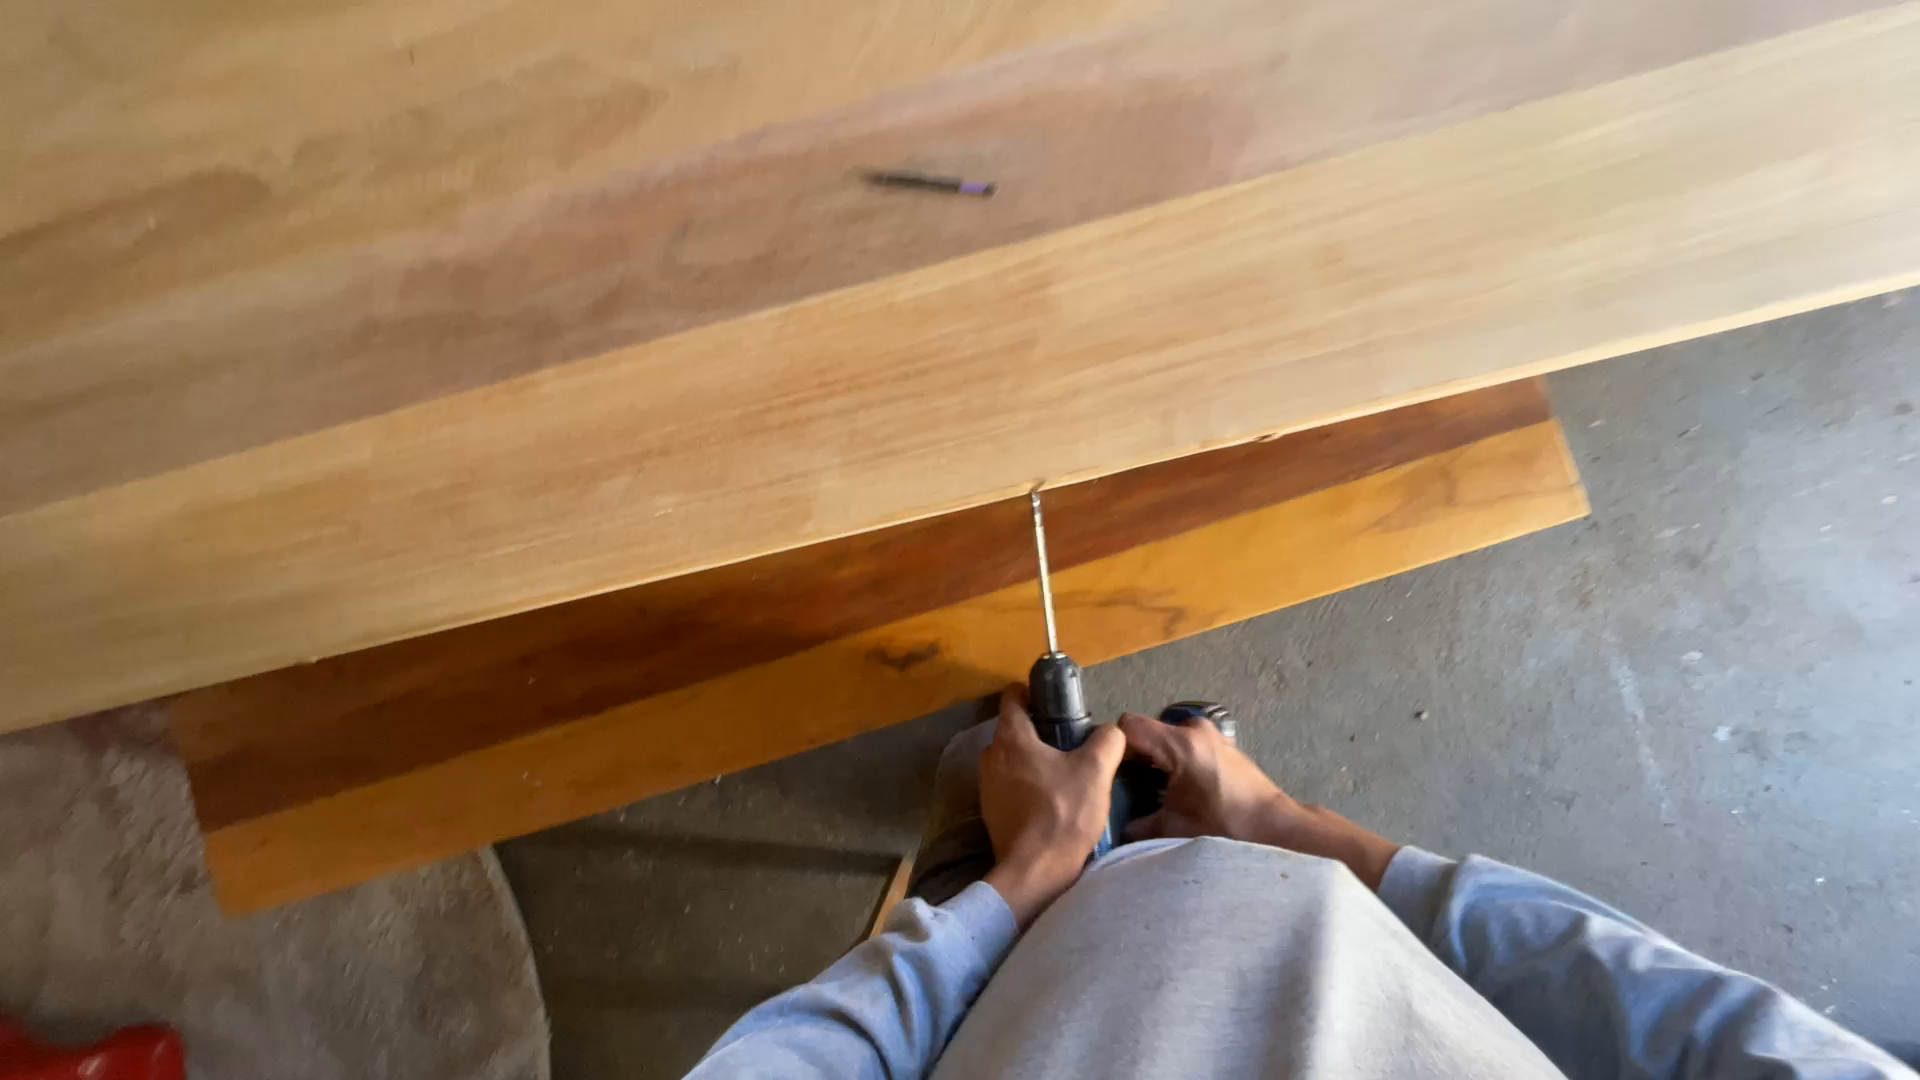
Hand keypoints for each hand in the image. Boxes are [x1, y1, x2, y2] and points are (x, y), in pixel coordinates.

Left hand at [980, 687, 1124, 927]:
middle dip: (1037, 730)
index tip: (1053, 702)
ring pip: (1010, 759)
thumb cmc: (1063, 813)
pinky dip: (1026, 785)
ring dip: (1032, 760)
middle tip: (1068, 741)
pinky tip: (1050, 800)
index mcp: (1011, 737)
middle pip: (1013, 729)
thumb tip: (1110, 731)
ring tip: (1062, 773)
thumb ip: (1107, 740)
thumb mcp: (1096, 771)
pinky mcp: (990, 811)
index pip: (1012, 696)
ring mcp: (986, 785)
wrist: (1035, 871)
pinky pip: (1009, 785)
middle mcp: (991, 755)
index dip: (1032, 693)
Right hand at [1117, 712, 1399, 889]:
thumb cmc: (1229, 829)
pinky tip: (1172, 790)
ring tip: (1147, 790)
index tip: (1107, 773)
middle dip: (1132, 756)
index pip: (1128, 726)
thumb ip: (1138, 826)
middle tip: (1122, 787)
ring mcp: (1209, 734)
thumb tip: (1112, 829)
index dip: (1113, 747)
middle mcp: (1193, 730)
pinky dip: (1171, 761)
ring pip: (1163, 737)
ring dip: (1153, 759)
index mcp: (1180, 744)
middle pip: (1145, 730)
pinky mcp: (1219, 744)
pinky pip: (1182, 744)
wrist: (1280, 832)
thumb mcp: (1176, 829)